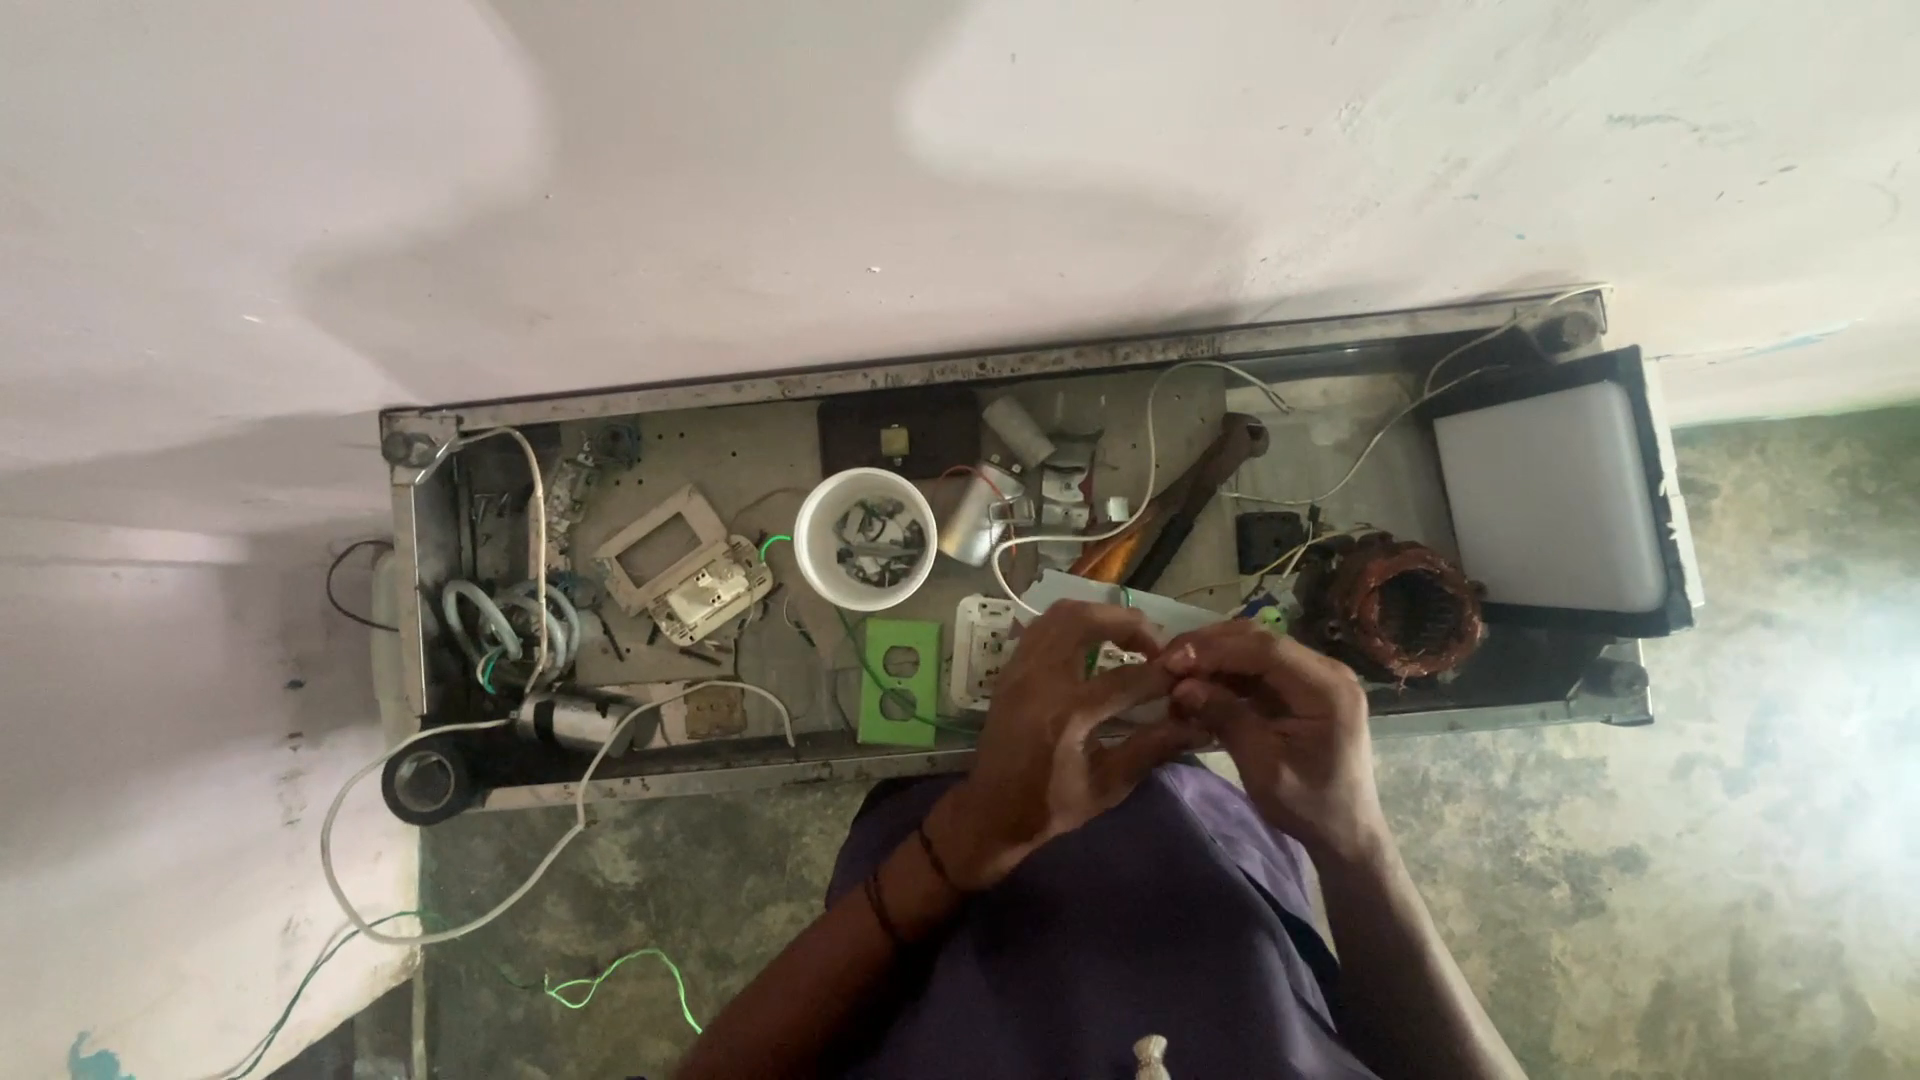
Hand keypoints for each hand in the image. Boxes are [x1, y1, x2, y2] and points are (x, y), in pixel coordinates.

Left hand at [924, 601, 1205, 889]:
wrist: (991, 810)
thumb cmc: (1050, 805)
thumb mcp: (1107, 785)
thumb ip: (1151, 748)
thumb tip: (1197, 724)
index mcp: (1066, 714)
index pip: (1126, 678)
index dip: (1163, 675)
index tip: (1186, 677)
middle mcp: (1040, 679)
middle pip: (1085, 621)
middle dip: (1128, 624)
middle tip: (1155, 645)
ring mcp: (1020, 668)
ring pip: (1060, 614)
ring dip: (1100, 616)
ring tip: (1128, 637)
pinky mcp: (1010, 668)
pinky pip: (1042, 626)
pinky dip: (1073, 623)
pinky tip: (1094, 641)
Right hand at [1161, 621, 1390, 864]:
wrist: (1345, 831)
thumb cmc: (1309, 806)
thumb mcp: (1264, 768)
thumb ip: (1227, 719)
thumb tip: (1182, 686)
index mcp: (1327, 689)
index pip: (1266, 649)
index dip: (1215, 649)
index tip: (1172, 661)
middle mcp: (1325, 670)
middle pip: (1258, 639)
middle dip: (1208, 646)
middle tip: (1164, 663)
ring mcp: (1312, 675)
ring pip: (1252, 647)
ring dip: (1211, 655)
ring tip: (1174, 672)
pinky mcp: (1297, 685)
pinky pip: (1254, 665)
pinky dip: (1222, 671)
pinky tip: (1195, 682)